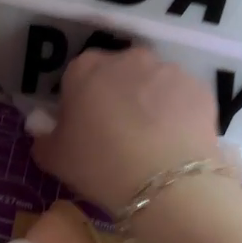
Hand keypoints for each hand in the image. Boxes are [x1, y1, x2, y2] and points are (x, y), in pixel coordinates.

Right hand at [31, 48, 223, 213]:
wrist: (166, 183)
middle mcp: (127, 59)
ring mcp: (167, 70)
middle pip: (116, 74)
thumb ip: (43, 138)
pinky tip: (173, 143)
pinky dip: (176, 114)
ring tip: (149, 142)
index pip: (75, 78)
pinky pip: (180, 98)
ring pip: (151, 84)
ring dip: (148, 103)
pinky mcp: (198, 88)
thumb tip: (44, 128)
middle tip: (116, 135)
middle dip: (115, 96)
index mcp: (85, 69)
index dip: (78, 103)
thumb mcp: (55, 159)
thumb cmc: (99, 165)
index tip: (83, 130)